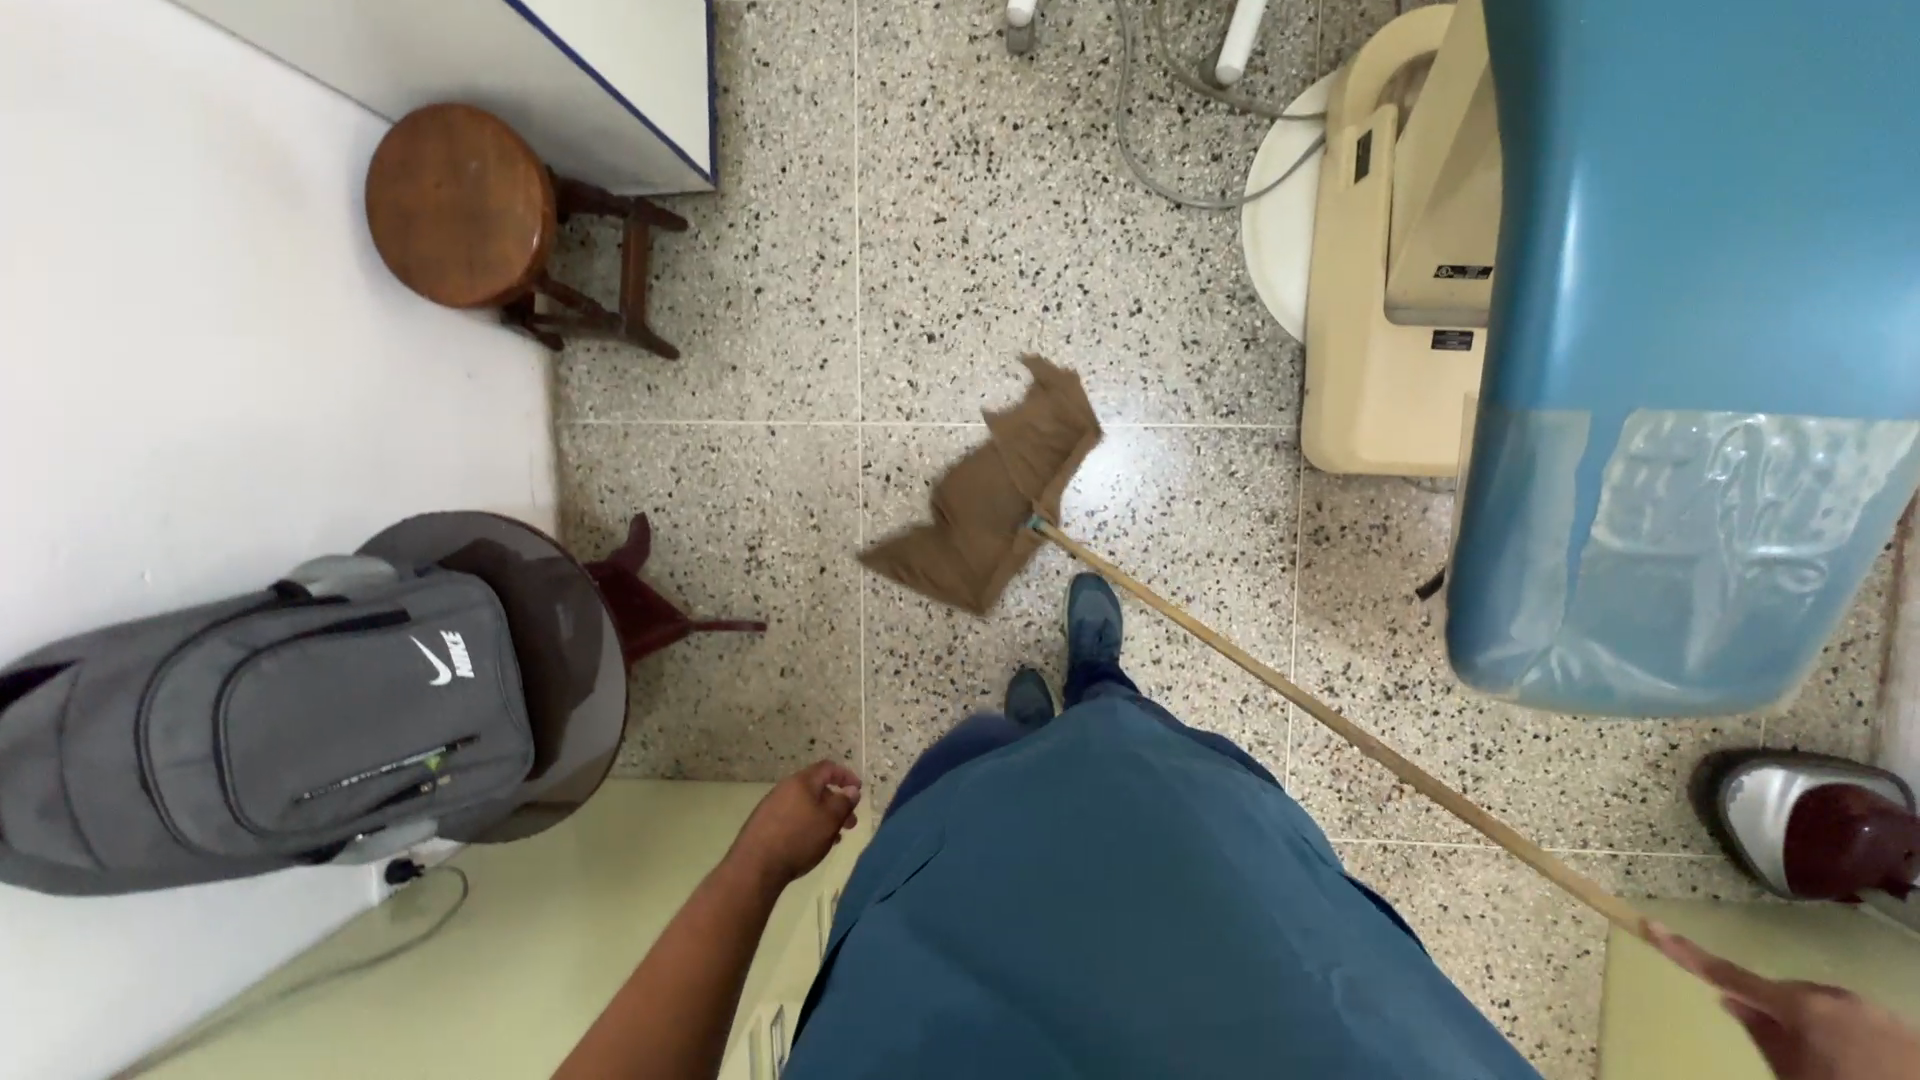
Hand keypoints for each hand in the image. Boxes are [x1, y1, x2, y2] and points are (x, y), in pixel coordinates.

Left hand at [725, 760, 861, 889]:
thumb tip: (852, 789)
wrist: (754, 867)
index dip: (846, 776)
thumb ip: (844, 802)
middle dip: (836, 803)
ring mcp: (771, 806)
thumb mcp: (829, 821)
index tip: (858, 791)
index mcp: (802, 782)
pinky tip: (810, 845)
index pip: (828, 768)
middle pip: (816, 788)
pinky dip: (806, 825)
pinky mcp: (762, 824)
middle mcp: (784, 789)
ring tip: (832, 839)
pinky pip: (791, 818)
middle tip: (849, 824)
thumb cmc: (798, 839)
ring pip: (804, 806)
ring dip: (822, 817)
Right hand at [1647, 921, 1919, 1079]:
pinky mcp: (1909, 1030)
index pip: (1730, 974)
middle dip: (1782, 1014)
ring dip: (1822, 1028)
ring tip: (1838, 1067)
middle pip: (1790, 995)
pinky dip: (1856, 1039)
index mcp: (1801, 1006)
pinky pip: (1864, 1024)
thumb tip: (1734, 1003)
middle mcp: (1837, 998)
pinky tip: (1868, 1068)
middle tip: (1793, 1054)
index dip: (1686, 953)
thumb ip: (1763, 1035)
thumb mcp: (1793, 1076)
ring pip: (1828, 1009)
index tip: (1652, 926)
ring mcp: (1879, 1012)